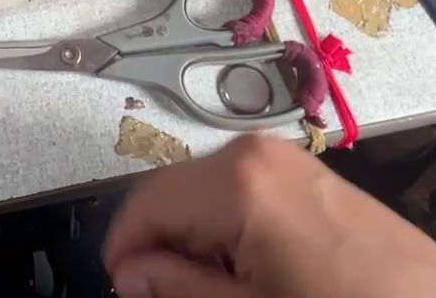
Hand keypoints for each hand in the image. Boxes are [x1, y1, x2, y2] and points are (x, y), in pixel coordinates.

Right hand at [104, 134, 435, 297]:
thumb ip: (179, 289)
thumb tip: (129, 272)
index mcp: (235, 178)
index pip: (146, 203)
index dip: (125, 251)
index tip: (126, 291)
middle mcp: (254, 151)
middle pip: (174, 193)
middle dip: (164, 246)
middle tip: (171, 297)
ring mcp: (285, 159)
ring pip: (206, 194)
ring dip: (197, 242)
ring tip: (219, 291)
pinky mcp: (309, 176)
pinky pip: (243, 195)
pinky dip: (232, 232)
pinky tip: (256, 276)